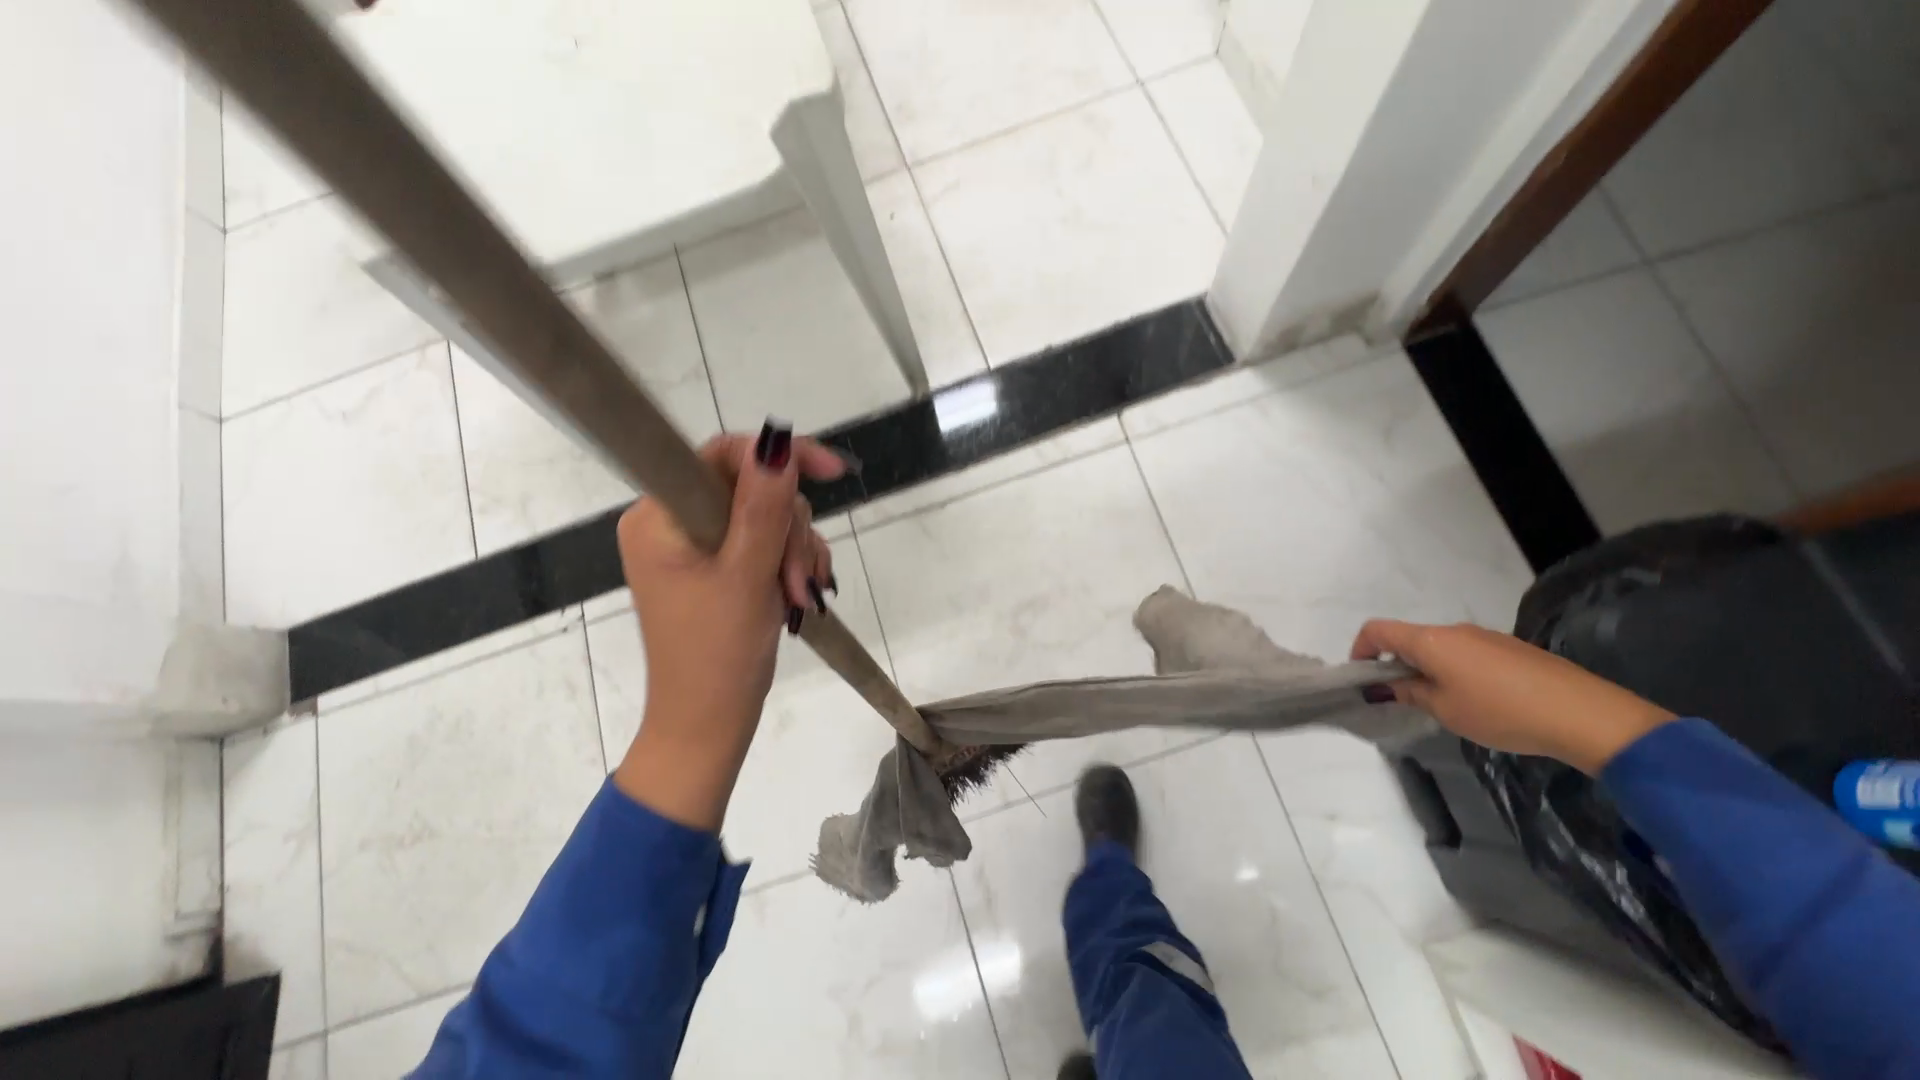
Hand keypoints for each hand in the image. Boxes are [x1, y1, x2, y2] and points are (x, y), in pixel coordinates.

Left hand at [611, 423, 846, 829]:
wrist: (709, 723)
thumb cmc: (718, 655)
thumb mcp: (747, 577)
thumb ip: (764, 508)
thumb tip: (778, 442)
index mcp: (660, 517)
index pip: (720, 455)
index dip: (776, 456)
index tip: (831, 471)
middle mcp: (673, 522)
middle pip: (751, 488)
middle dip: (788, 529)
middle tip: (798, 580)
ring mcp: (696, 547)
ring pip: (766, 516)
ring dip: (794, 552)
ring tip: (801, 596)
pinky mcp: (717, 568)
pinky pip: (765, 542)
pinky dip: (789, 564)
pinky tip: (801, 594)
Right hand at [1350, 619, 1675, 773]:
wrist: (1582, 713)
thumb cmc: (1501, 711)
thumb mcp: (1446, 710)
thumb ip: (1411, 694)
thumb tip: (1388, 686)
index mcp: (1431, 641)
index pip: (1378, 630)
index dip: (1360, 650)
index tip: (1362, 678)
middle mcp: (1454, 631)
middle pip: (1409, 638)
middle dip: (1395, 664)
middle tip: (1399, 700)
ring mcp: (1484, 637)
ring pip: (1440, 647)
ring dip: (1427, 669)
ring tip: (1440, 705)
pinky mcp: (1509, 649)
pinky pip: (1466, 654)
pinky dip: (1454, 671)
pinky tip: (1477, 703)